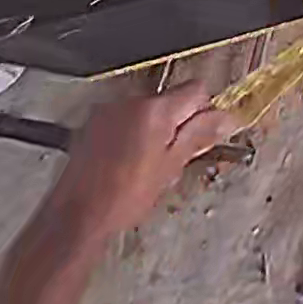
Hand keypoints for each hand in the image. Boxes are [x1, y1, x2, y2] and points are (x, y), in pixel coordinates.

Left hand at [44, 82, 236, 244]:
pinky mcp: (95, 119)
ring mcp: (111, 108)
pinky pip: (125, 116)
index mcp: (156, 110)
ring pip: (148, 109)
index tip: (203, 131)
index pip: (196, 89)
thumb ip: (200, 135)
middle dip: (178, 122)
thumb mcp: (171, 168)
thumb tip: (225, 118)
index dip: (204, 110)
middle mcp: (133, 100)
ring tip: (146, 163)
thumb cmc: (123, 197)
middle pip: (171, 98)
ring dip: (154, 127)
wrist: (77, 214)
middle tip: (173, 157)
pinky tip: (126, 160)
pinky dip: (132, 130)